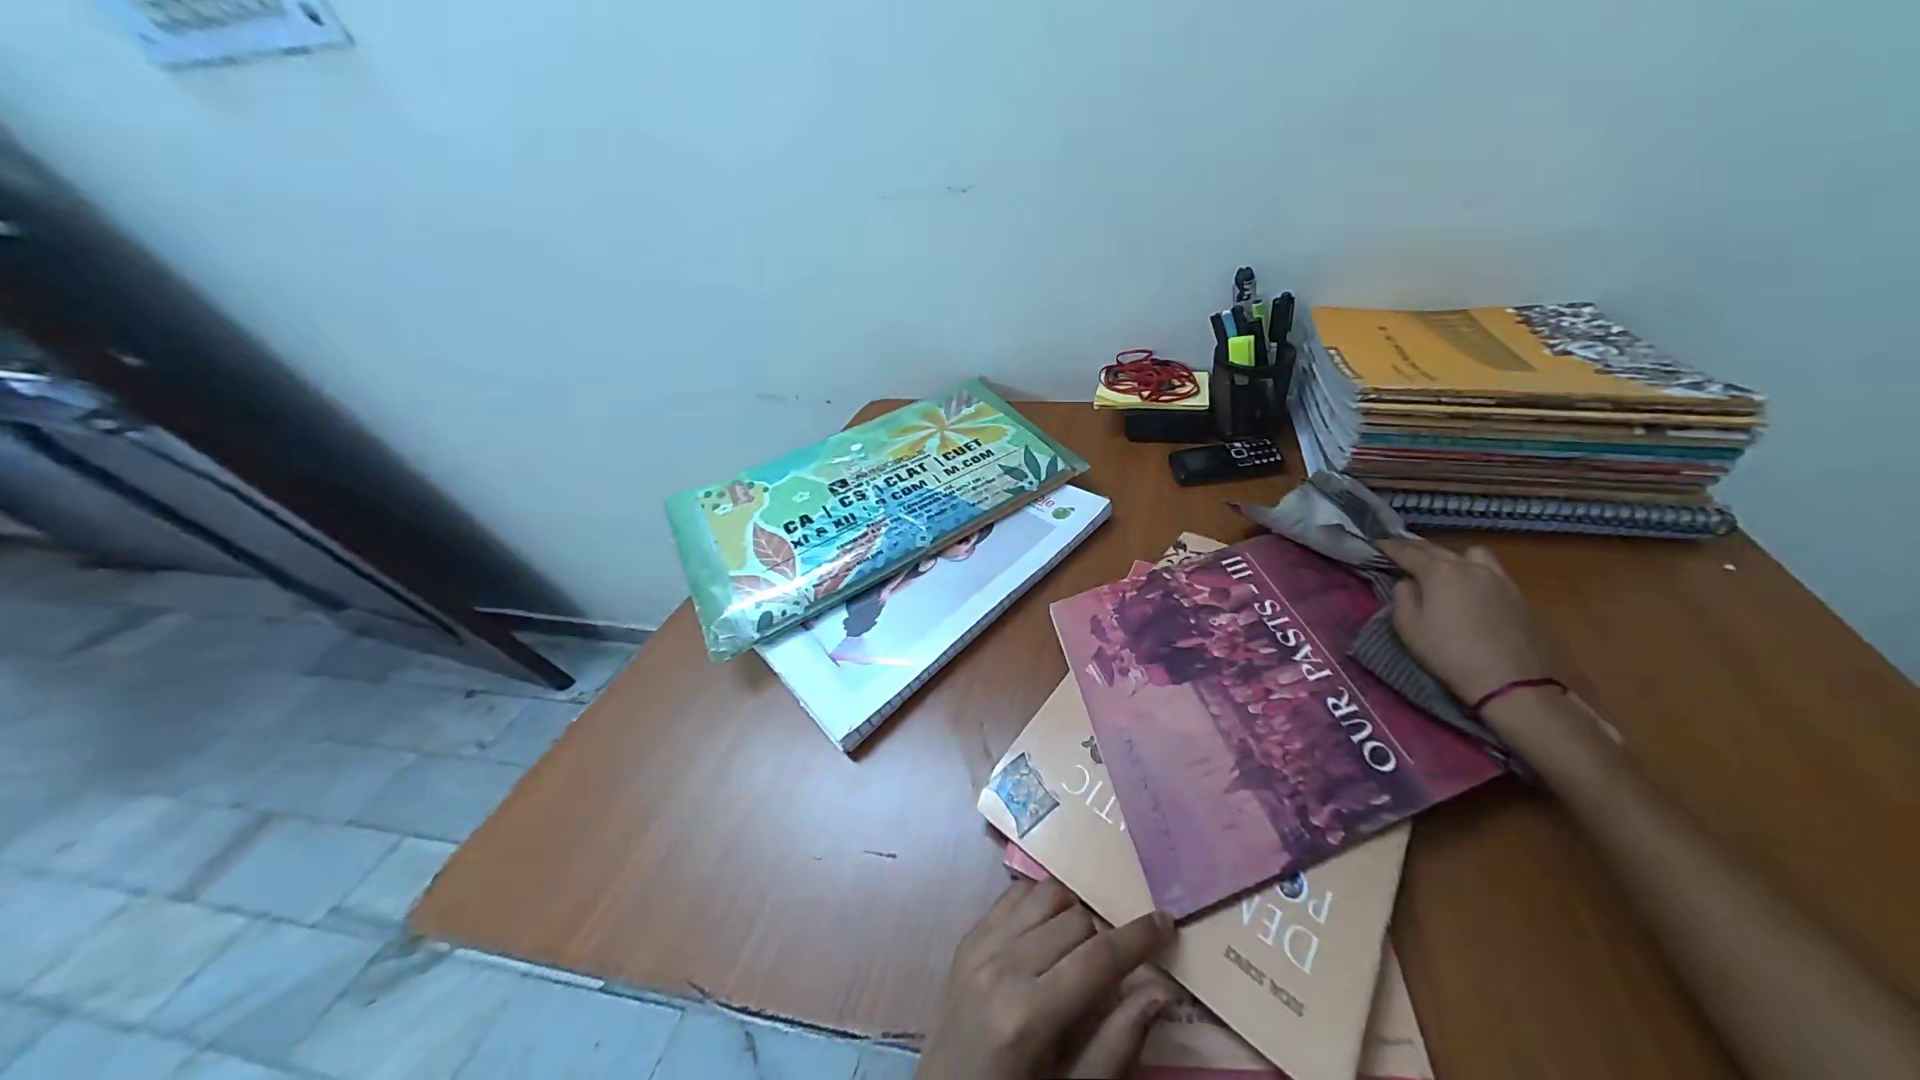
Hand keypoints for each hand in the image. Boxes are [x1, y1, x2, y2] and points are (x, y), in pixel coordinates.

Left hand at [917, 880, 1176, 1079]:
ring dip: (1072, 912)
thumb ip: (1117, 1043)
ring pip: (1044, 895)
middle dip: (1103, 934)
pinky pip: (1013, 896)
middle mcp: (1001, 967)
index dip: (1137, 937)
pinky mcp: (966, 939)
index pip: (1097, 957)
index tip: (1166, 922)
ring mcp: (979, 947)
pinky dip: (1039, 903)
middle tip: (1116, 961)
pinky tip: (1048, 931)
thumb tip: (1159, 990)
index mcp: (1029, 1014)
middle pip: (1074, 919)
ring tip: (1081, 945)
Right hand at [1376, 537, 1556, 704]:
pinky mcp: (1519, 594)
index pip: (1408, 552)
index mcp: (1439, 572)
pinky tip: (1472, 588)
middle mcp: (1470, 567)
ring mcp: (1499, 578)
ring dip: (1453, 555)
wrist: (1511, 679)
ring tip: (1445, 567)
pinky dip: (1475, 571)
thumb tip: (1408, 582)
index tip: (1377, 545)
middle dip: (1417, 548)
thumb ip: (1403, 596)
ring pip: (1472, 554)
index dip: (1389, 547)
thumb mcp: (1409, 626)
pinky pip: (1492, 571)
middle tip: (1402, 552)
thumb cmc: (1449, 652)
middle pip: (1438, 549)